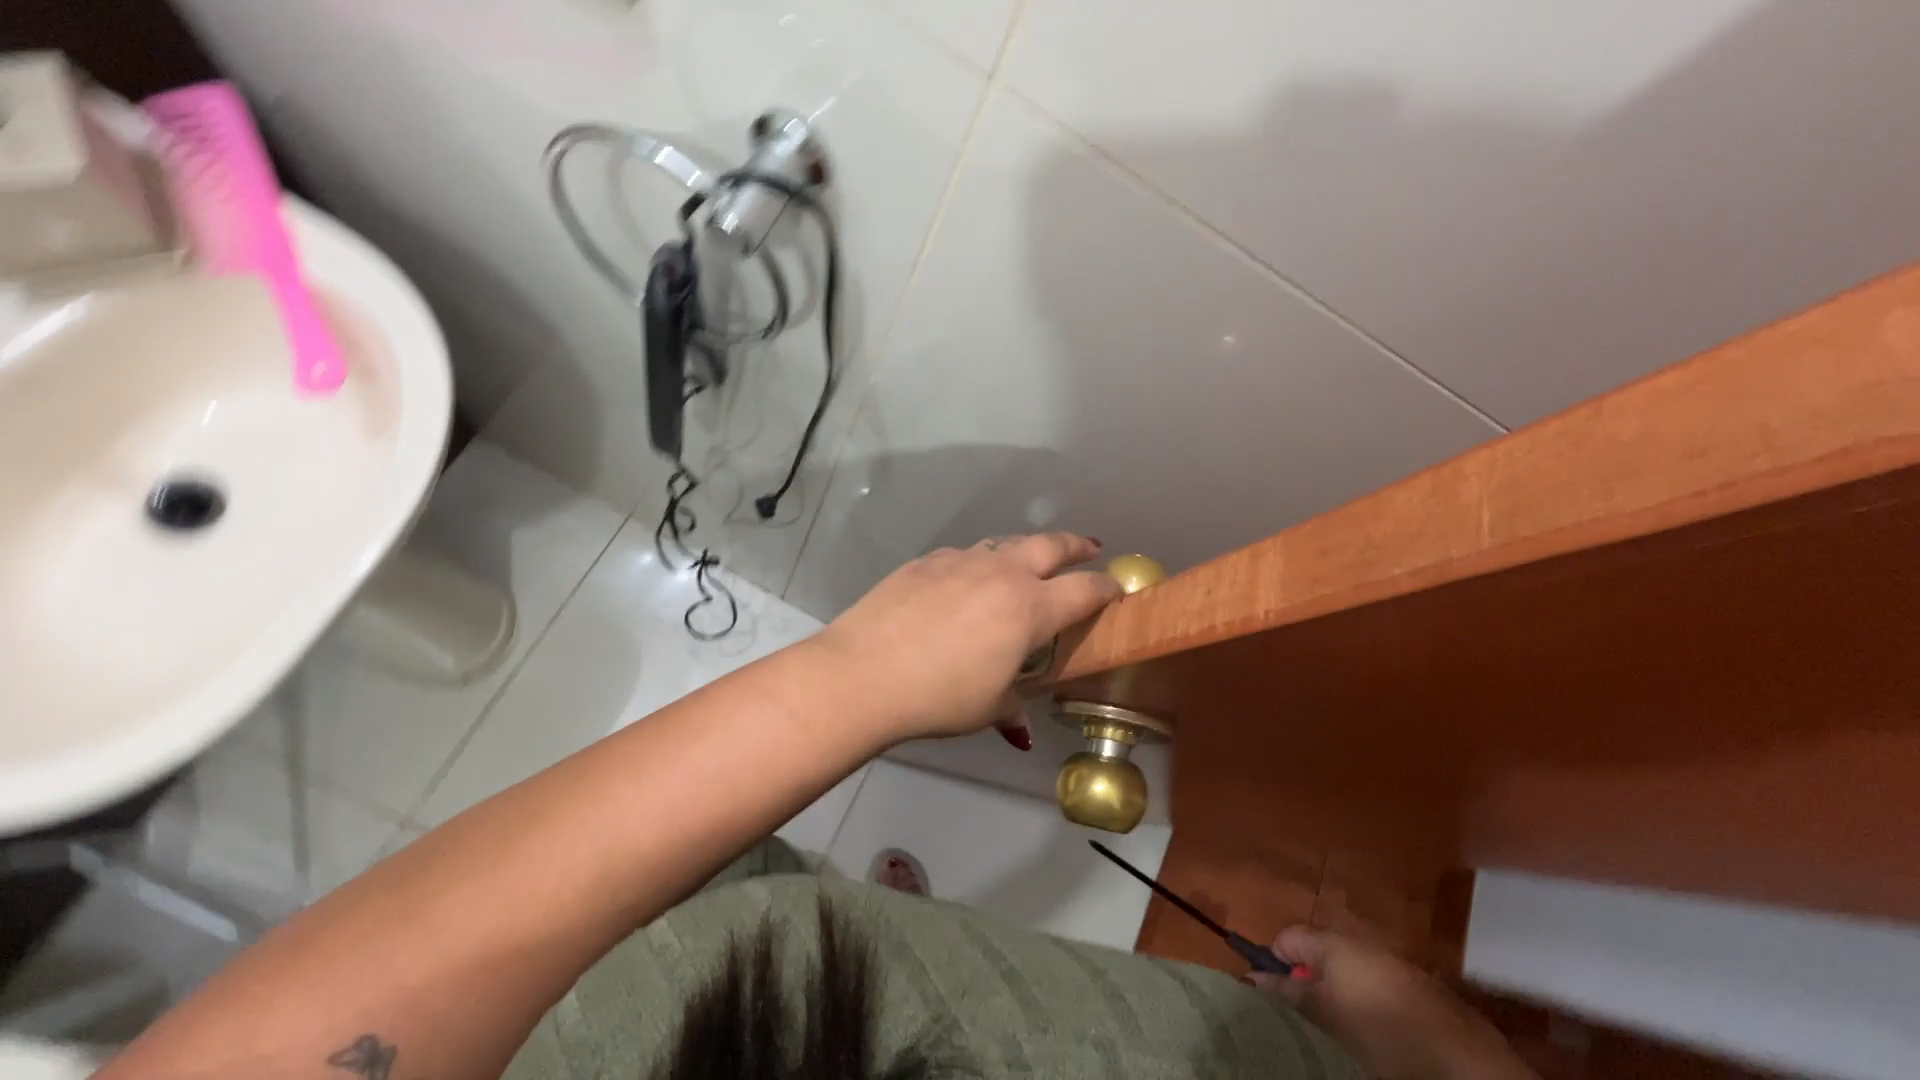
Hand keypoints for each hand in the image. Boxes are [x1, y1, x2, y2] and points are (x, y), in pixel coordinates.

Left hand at [816, 533, 1122, 744]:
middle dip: (1075, 546)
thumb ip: (1013, 704)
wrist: (863, 672)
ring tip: (1024, 566)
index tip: (1117, 591)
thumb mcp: (988, 707)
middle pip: (1050, 545)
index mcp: (1029, 608)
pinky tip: (964, 585)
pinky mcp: (925, 562)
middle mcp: (1001, 573)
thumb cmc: (939, 697)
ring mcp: (960, 561)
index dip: (1107, 589)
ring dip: (1022, 552)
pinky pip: (963, 556)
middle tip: (1089, 549)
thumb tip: (1020, 723)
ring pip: (1003, 544)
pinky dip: (976, 565)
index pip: (1085, 590)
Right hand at [1252, 928, 1535, 1079]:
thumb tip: (1252, 975)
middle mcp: (1362, 943)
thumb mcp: (1329, 1015)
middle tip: (1308, 1017)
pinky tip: (1375, 1033)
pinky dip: (1366, 1002)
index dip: (1276, 963)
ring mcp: (1391, 962)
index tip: (1278, 998)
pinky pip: (1374, 984)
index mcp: (1336, 943)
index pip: (1287, 937)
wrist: (1464, 1060)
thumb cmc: (1384, 1031)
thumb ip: (1291, 992)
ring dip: (1337, 993)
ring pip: (1347, 970)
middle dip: (1307, 979)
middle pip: (1317, 952)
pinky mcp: (1415, 986)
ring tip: (1339, 1029)